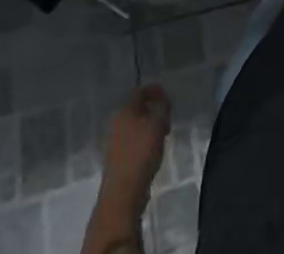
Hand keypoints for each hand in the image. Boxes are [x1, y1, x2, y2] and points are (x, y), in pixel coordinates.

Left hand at [84, 86, 173, 253]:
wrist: (123, 191)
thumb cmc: (142, 153)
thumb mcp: (158, 124)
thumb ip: (161, 108)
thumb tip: (160, 102)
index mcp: (125, 111)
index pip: (140, 91)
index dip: (156, 92)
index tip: (169, 101)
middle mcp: (116, 123)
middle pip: (138, 108)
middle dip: (155, 111)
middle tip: (168, 121)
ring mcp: (114, 141)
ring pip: (136, 124)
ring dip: (150, 126)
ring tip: (162, 137)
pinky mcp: (116, 156)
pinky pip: (133, 139)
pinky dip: (144, 139)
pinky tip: (152, 150)